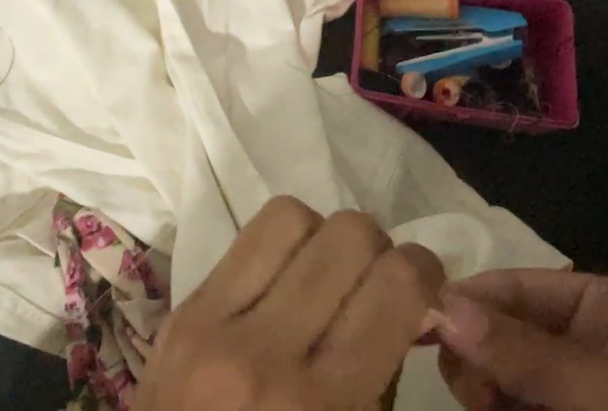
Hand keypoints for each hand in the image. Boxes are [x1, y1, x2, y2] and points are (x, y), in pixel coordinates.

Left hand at [135, 196, 445, 410]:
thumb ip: (384, 369)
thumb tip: (414, 297)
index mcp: (322, 404)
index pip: (397, 285)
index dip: (424, 273)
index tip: (422, 287)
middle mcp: (267, 353)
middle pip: (348, 234)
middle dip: (375, 250)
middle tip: (369, 283)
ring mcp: (214, 324)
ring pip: (291, 216)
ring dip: (321, 239)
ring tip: (321, 276)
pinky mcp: (183, 308)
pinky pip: (245, 235)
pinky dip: (279, 246)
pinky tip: (281, 279)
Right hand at [434, 268, 607, 410]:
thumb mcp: (605, 391)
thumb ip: (525, 353)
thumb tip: (441, 308)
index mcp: (605, 306)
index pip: (517, 287)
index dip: (467, 301)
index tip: (420, 323)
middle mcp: (586, 340)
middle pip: (502, 332)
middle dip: (477, 358)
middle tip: (474, 397)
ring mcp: (578, 390)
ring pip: (502, 378)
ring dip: (485, 393)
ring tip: (488, 410)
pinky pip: (518, 405)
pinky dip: (499, 408)